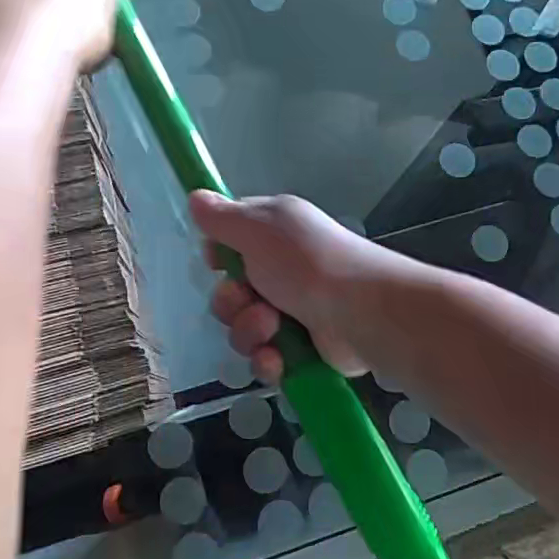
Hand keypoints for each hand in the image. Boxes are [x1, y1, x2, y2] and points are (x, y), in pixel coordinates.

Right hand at [190, 191, 409, 384]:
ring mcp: (292, 313)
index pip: (229, 245)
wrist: (362, 312)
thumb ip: (223, 217)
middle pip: (230, 294)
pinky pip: (264, 360)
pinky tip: (278, 359)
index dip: (219, 257)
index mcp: (273, 236)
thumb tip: (196, 196)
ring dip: (249, 332)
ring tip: (273, 328)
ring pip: (242, 330)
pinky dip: (267, 361)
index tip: (219, 262)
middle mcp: (281, 273)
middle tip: (251, 300)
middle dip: (232, 302)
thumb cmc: (309, 262)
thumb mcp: (260, 227)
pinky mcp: (300, 350)